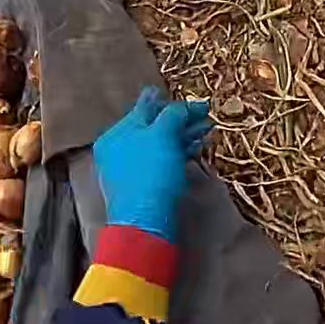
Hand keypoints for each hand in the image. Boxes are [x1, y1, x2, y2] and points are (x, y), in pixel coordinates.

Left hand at [92, 87, 211, 242]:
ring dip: (185, 137)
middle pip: (155, 127)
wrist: (145, 222)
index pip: (146, 108)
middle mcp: (120, 150)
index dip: (171, 102)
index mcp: (117, 134)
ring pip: (161, 145)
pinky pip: (163, 162)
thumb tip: (182, 106)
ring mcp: (132, 169)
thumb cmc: (150, 173)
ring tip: (207, 131)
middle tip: (206, 116)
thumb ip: (172, 115)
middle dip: (182, 121)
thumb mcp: (161, 135)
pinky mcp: (145, 186)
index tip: (192, 100)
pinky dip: (180, 154)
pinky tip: (196, 151)